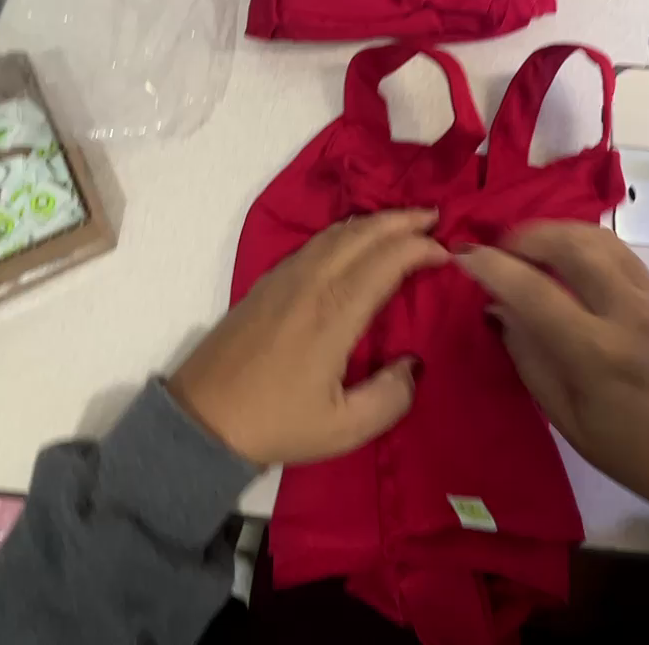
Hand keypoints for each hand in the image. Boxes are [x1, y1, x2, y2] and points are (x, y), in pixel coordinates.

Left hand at [169, 209, 446, 466]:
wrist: (200, 419)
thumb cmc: (275, 422)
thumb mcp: (343, 429)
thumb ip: (390, 397)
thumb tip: (413, 364)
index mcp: (335, 311)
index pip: (387, 259)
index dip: (421, 248)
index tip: (448, 253)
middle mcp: (313, 282)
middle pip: (364, 233)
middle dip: (403, 220)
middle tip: (434, 218)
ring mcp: (287, 276)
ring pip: (338, 232)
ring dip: (375, 222)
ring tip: (404, 223)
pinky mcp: (269, 281)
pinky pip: (317, 241)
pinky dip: (348, 232)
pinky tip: (356, 241)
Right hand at [456, 222, 648, 507]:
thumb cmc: (629, 449)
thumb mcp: (564, 416)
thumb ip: (528, 356)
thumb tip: (498, 307)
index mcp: (598, 353)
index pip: (534, 291)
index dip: (492, 268)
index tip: (462, 258)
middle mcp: (628, 312)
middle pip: (570, 245)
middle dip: (524, 236)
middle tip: (495, 249)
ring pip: (597, 236)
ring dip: (554, 231)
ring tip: (525, 246)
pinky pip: (617, 248)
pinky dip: (582, 239)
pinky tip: (563, 254)